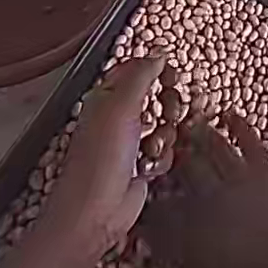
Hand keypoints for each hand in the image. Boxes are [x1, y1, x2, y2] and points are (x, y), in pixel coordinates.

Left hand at [36, 57, 177, 262]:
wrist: (96, 213)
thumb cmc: (100, 159)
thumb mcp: (120, 107)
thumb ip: (141, 75)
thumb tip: (159, 54)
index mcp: (106, 96)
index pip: (136, 69)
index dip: (156, 69)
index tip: (172, 76)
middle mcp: (118, 115)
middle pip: (156, 94)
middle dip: (168, 104)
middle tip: (169, 112)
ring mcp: (131, 140)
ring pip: (165, 123)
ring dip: (165, 135)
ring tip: (152, 148)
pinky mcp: (142, 164)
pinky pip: (165, 150)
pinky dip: (162, 158)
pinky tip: (150, 167)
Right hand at [140, 115, 267, 267]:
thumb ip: (189, 261)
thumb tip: (169, 248)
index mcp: (194, 229)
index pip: (161, 215)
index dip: (149, 209)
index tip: (140, 204)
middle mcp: (211, 196)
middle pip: (184, 171)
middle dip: (169, 160)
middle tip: (160, 151)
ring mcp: (238, 177)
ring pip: (212, 148)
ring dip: (197, 136)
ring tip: (186, 125)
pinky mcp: (264, 168)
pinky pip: (248, 141)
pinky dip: (238, 126)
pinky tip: (228, 115)